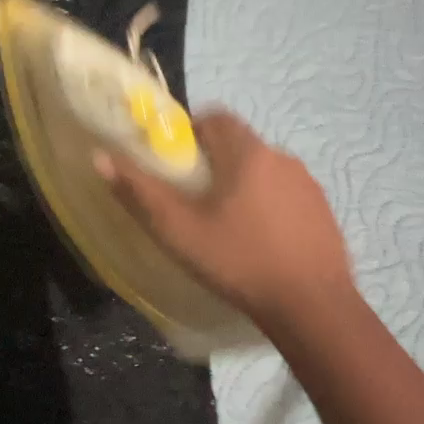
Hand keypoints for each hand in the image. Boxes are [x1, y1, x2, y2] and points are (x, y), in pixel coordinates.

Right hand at [94, 109, 354, 325]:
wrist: (311, 305)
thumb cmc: (236, 259)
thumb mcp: (176, 228)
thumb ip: (138, 190)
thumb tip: (100, 156)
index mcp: (247, 154)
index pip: (216, 117)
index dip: (188, 132)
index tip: (171, 162)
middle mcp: (282, 158)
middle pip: (238, 144)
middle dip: (210, 161)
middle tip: (186, 197)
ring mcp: (308, 185)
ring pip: (261, 169)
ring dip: (238, 183)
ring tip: (219, 222)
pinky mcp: (322, 211)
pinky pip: (283, 193)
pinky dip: (263, 204)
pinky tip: (252, 239)